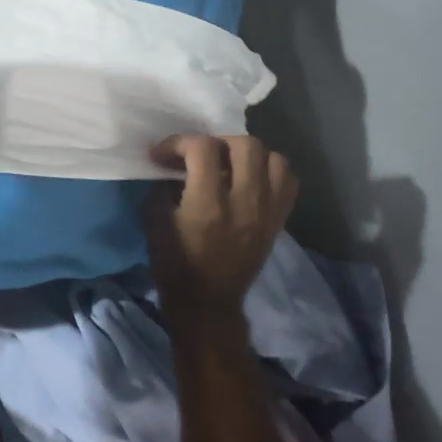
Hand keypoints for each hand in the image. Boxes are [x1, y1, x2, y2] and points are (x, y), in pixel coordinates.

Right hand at [144, 135, 297, 321]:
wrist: (206, 299)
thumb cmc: (173, 260)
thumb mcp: (153, 218)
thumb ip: (164, 185)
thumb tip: (175, 166)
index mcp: (208, 204)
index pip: (203, 148)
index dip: (178, 142)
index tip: (162, 155)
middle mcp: (244, 203)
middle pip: (246, 146)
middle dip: (216, 142)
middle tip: (198, 155)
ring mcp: (267, 212)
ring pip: (274, 158)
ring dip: (247, 154)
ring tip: (227, 163)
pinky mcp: (278, 220)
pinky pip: (288, 180)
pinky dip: (270, 170)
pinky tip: (248, 178)